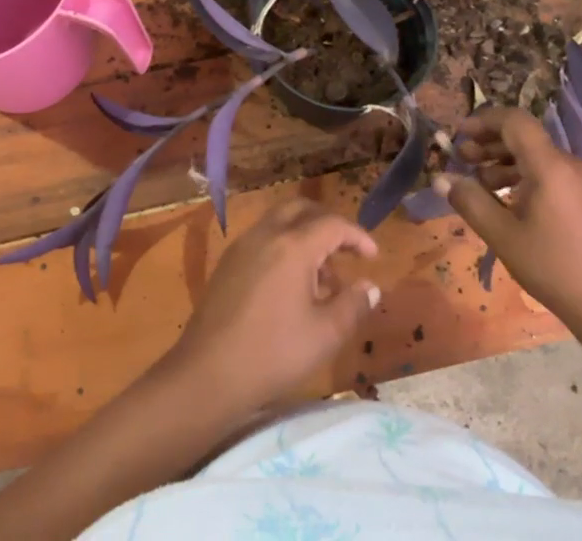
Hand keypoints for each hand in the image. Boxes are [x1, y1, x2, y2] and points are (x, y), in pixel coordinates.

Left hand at [166, 198, 378, 416]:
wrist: (208, 372)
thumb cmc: (274, 352)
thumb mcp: (326, 334)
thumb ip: (353, 304)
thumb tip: (370, 286)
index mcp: (291, 246)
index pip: (332, 224)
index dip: (357, 236)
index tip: (373, 257)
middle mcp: (264, 236)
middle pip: (300, 209)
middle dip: (327, 223)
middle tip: (347, 251)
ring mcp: (240, 249)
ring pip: (278, 224)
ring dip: (304, 237)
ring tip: (324, 279)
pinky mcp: (226, 266)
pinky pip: (261, 241)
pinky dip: (283, 249)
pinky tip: (292, 288)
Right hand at [436, 107, 581, 325]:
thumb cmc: (553, 268)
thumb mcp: (502, 235)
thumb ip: (469, 201)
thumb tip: (440, 179)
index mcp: (552, 167)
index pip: (515, 121)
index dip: (484, 120)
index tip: (458, 135)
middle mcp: (574, 164)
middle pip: (527, 139)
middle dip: (490, 144)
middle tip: (462, 160)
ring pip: (541, 157)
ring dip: (507, 163)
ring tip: (481, 185)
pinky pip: (556, 174)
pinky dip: (528, 177)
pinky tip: (511, 202)